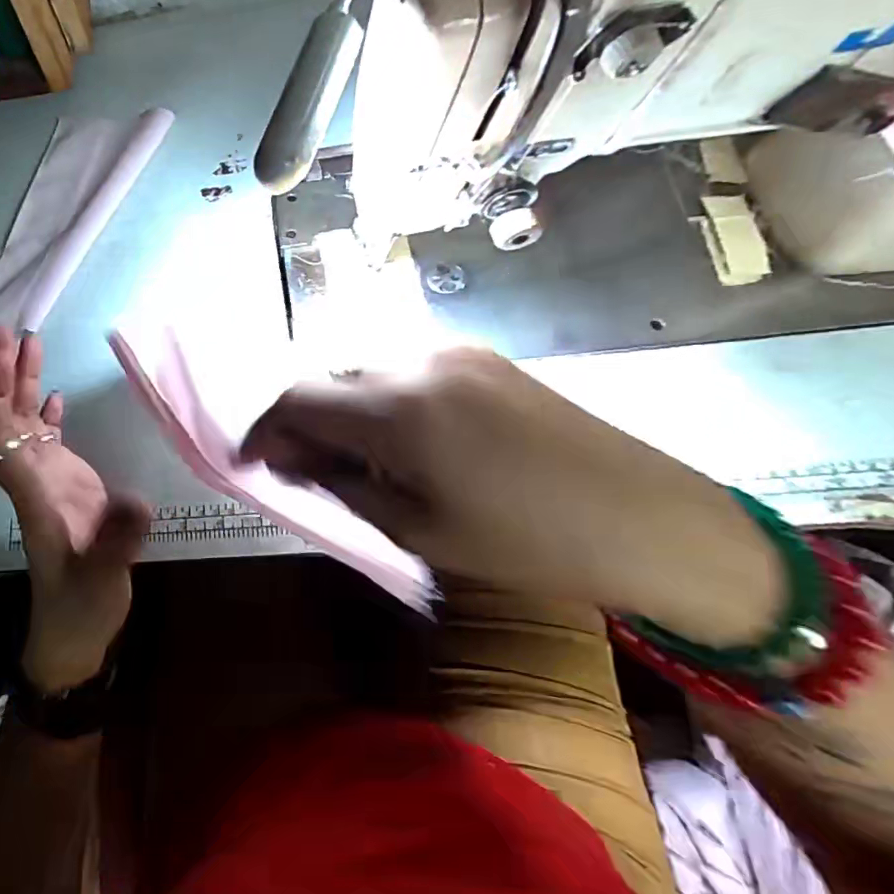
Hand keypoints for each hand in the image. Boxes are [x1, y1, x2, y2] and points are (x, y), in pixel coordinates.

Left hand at [0, 326, 149, 691]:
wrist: (72, 632)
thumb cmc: (82, 607)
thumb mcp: (102, 579)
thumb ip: (117, 543)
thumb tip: (138, 505)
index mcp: (33, 494)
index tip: (1, 352)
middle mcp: (31, 480)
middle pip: (2, 420)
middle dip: (1, 374)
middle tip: (12, 329)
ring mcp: (46, 483)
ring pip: (21, 426)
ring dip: (19, 384)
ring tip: (27, 343)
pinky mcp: (64, 489)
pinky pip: (44, 442)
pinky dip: (41, 413)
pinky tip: (50, 393)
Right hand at [239, 348, 784, 645]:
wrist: (643, 516)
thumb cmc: (525, 542)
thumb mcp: (419, 530)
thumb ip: (344, 485)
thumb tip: (290, 458)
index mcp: (397, 406)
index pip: (297, 398)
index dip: (264, 429)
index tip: (251, 463)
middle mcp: (420, 358)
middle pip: (333, 378)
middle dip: (306, 422)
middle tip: (306, 472)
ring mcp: (459, 351)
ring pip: (371, 371)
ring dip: (347, 410)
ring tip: (356, 463)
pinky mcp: (487, 358)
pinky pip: (412, 370)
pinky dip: (388, 401)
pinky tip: (406, 441)